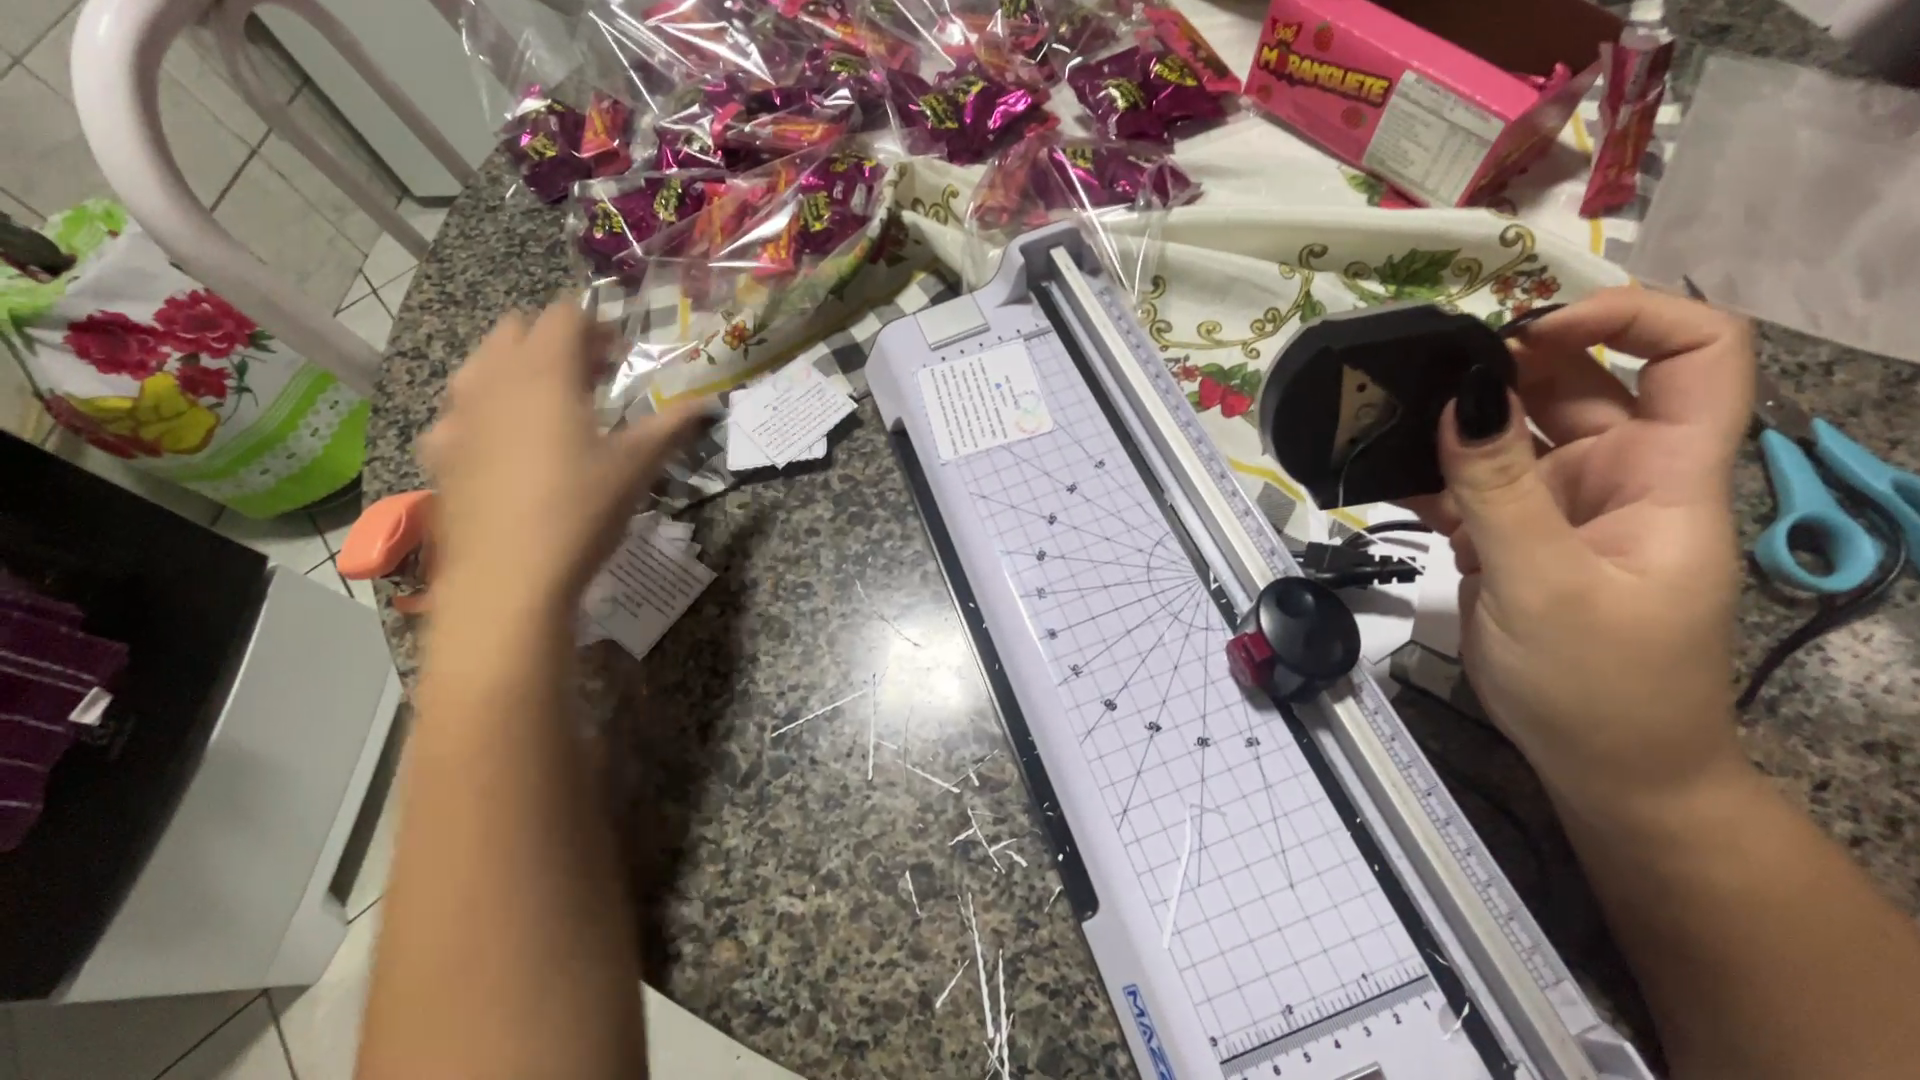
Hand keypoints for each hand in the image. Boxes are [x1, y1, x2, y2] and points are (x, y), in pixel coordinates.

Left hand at [418, 300, 713, 608]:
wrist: (507, 576)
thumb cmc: (580, 510)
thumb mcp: (636, 467)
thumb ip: (670, 427)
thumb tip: (706, 404)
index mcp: (545, 372)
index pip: (565, 315)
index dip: (597, 326)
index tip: (621, 356)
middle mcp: (494, 379)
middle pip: (517, 329)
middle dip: (554, 341)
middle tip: (590, 377)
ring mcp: (458, 414)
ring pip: (480, 364)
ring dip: (514, 368)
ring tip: (546, 406)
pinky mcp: (439, 452)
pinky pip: (457, 412)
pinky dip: (482, 413)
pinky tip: (502, 445)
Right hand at [1408, 287, 1756, 810]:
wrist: (1607, 772)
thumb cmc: (1604, 686)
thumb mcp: (1546, 586)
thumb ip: (1499, 490)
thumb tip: (1459, 397)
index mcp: (1666, 474)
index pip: (1697, 353)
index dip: (1629, 317)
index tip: (1530, 330)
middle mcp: (1619, 474)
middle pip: (1580, 383)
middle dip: (1507, 367)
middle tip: (1423, 375)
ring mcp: (1562, 506)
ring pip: (1512, 433)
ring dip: (1456, 421)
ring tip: (1386, 417)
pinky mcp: (1517, 539)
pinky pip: (1475, 486)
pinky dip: (1433, 476)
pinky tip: (1384, 475)